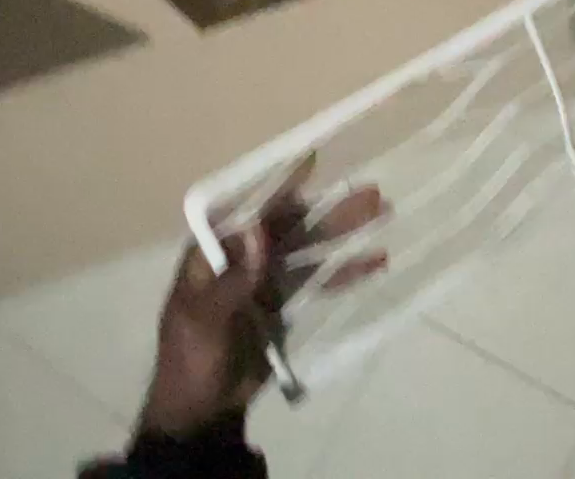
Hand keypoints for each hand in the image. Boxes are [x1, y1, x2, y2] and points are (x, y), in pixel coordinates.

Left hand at [140, 161, 388, 435]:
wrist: (200, 416)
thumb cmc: (190, 361)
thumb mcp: (203, 321)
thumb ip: (232, 278)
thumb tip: (258, 228)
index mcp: (214, 251)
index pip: (250, 208)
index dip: (281, 184)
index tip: (313, 159)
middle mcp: (244, 257)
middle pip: (291, 224)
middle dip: (330, 208)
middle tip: (373, 192)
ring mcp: (268, 279)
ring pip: (311, 247)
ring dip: (345, 233)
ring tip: (384, 215)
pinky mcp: (286, 303)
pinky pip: (319, 281)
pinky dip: (346, 271)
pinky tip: (376, 262)